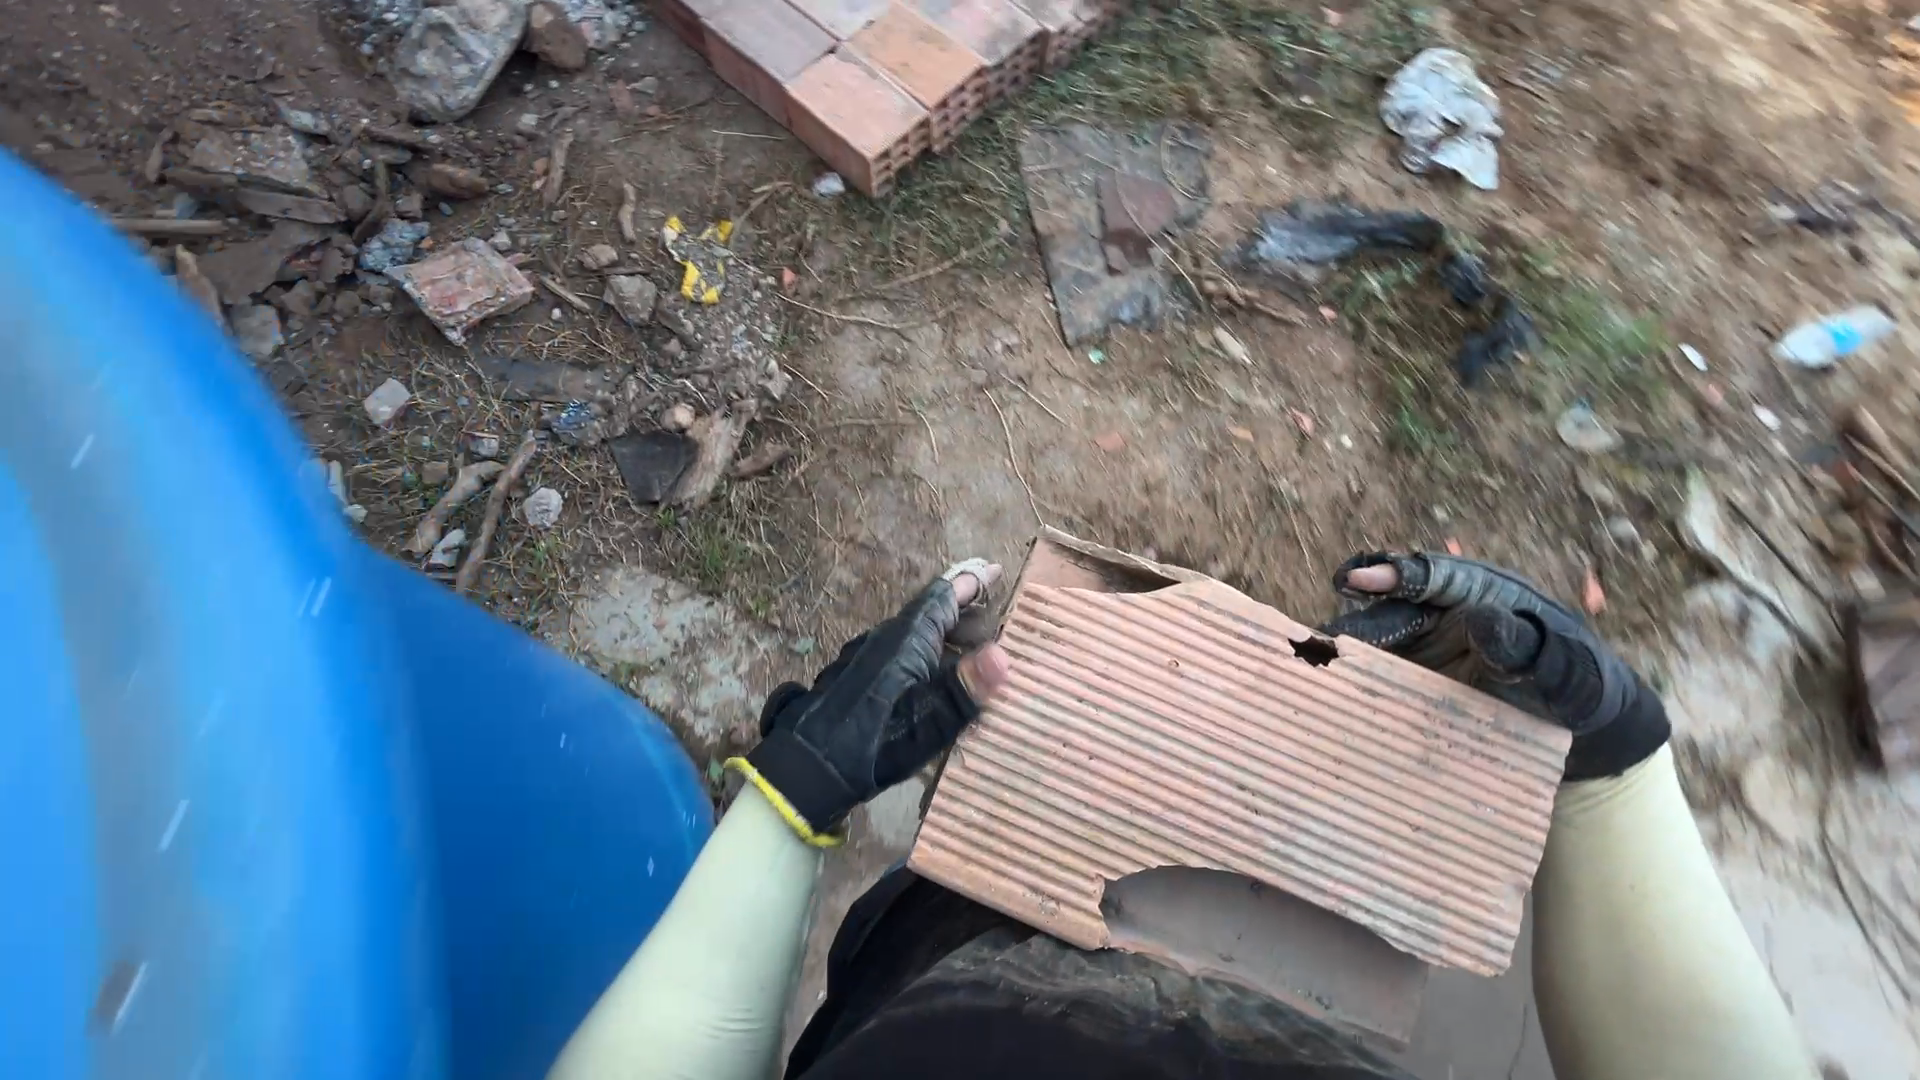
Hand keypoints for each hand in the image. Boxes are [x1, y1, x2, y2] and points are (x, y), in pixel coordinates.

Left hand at [730, 561, 1011, 845]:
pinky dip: (926, 653)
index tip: (995, 568)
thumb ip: (965, 690)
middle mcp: (886, 639)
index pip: (944, 597)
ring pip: (915, 633)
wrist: (805, 768)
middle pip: (931, 612)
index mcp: (907, 640)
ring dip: (944, 632)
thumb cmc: (872, 745)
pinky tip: (932, 675)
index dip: (971, 582)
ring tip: (971, 645)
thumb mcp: (925, 725)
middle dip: (963, 608)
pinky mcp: (857, 676)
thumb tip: (1002, 656)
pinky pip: (902, 652)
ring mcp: (867, 656)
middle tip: (993, 612)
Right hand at [1321, 552, 1668, 781]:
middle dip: (1356, 620)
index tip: (1354, 581)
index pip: (1429, 575)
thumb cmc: (1570, 680)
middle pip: (1388, 609)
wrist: (1572, 717)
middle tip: (1324, 635)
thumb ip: (1522, 641)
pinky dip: (1354, 674)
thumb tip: (1479, 616)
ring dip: (1347, 649)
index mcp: (1476, 592)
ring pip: (1374, 638)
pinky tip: (1333, 684)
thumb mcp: (1559, 665)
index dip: (1391, 575)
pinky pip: (1376, 669)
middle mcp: (1437, 611)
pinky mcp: (1407, 671)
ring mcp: (1418, 642)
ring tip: (1318, 661)